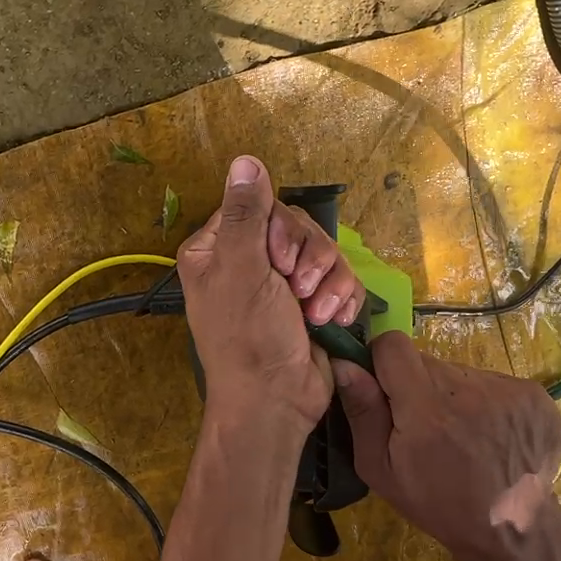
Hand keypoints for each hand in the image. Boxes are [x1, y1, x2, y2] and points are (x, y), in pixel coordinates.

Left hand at [178, 156, 365, 436]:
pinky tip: (335, 320)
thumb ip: (246, 215)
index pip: (261, 207)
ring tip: (318, 313)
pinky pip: (340, 278)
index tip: (280, 262)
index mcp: (218, 249)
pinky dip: (342, 298)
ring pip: (324, 251)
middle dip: (309, 259)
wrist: (277, 401)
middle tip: (299, 290)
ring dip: (329, 282)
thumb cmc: (248, 337)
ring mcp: (281, 282)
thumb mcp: (242, 270)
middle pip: (297, 227)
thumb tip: (245, 159)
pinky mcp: (312, 301)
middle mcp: (247, 260)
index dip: (281, 231)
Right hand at [334, 332, 560, 560]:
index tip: (386, 390)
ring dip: (452, 394)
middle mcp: (469, 387)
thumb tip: (344, 363)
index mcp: (426, 406)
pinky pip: (493, 382)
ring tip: (461, 435)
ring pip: (459, 372)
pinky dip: (485, 402)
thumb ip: (362, 412)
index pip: (392, 344)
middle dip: (416, 384)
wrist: (513, 531)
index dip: (382, 361)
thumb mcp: (379, 468)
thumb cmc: (436, 503)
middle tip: (423, 426)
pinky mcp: (534, 395)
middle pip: (426, 360)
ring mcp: (508, 389)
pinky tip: (490, 436)